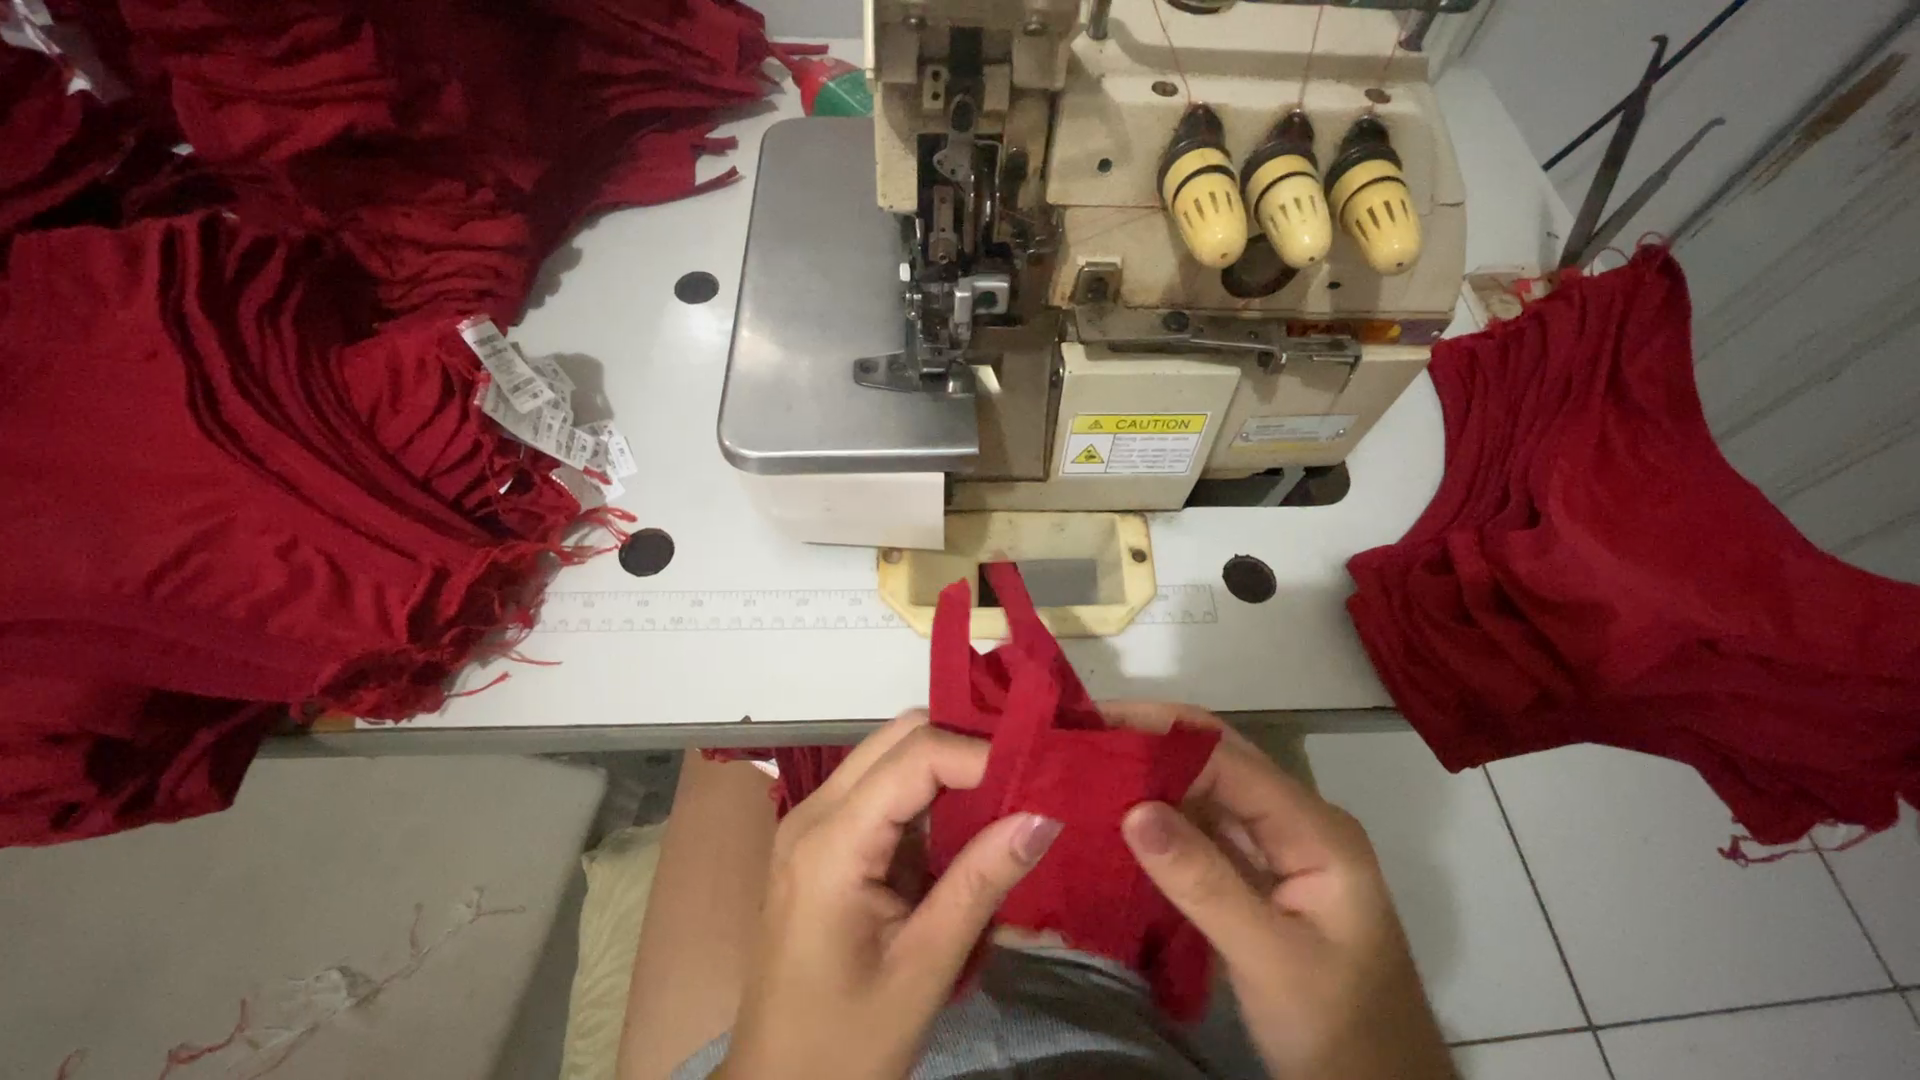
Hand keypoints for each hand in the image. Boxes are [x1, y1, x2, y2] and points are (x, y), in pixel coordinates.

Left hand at [717, 712, 1061, 1079]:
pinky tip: (968, 824)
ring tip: (1009, 796)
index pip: (916, 755)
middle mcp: (814, 812)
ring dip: (949, 767)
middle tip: (1027, 778)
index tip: (1037, 779)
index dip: (980, 754)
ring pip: (891, 756)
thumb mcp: (925, 968)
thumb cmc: (846, 1041)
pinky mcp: (822, 841)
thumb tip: (1045, 813)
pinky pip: (882, 790)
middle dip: (966, 746)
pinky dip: (929, 794)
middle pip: (898, 738)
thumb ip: (982, 882)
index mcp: (830, 842)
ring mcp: (812, 824)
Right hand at [1108, 704, 1453, 1079]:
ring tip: (1084, 769)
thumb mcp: (1269, 957)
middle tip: (1078, 739)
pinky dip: (1158, 820)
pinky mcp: (1255, 878)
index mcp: (1314, 829)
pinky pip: (1201, 832)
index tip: (1092, 728)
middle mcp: (1295, 823)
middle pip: (1216, 761)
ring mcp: (1275, 850)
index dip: (1159, 733)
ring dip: (1148, 778)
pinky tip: (1114, 819)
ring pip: (1204, 794)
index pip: (1227, 758)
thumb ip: (1203, 882)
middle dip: (1148, 742)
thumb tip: (1133, 809)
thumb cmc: (1340, 1028)